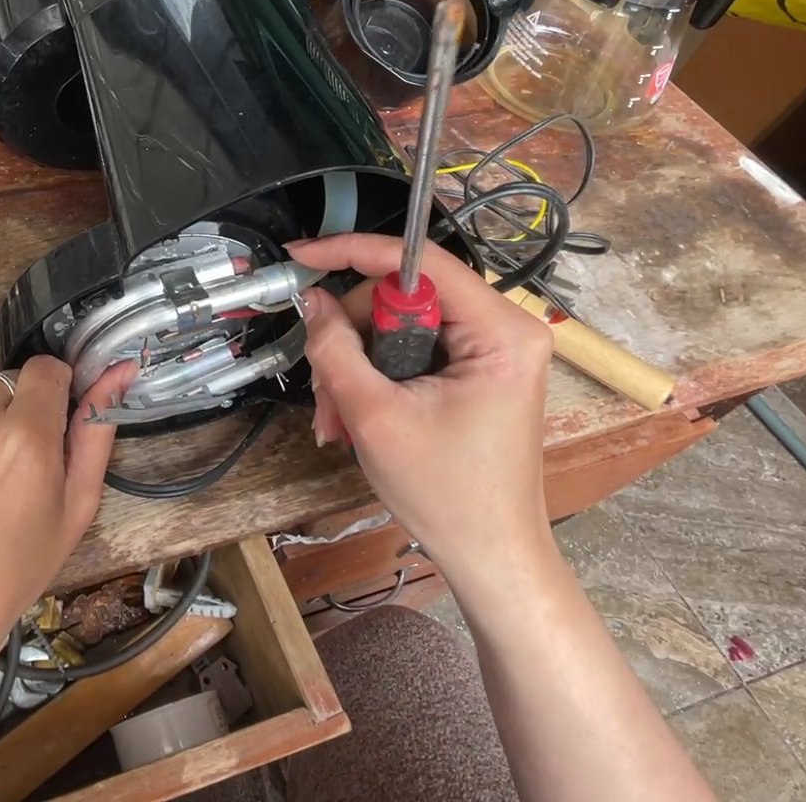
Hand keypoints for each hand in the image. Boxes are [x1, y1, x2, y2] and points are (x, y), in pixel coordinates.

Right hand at [289, 233, 554, 577]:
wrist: (489, 554)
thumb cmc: (447, 494)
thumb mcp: (374, 415)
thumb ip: (335, 348)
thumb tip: (312, 301)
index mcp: (501, 331)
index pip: (418, 261)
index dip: (353, 252)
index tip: (303, 255)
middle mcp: (503, 329)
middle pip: (400, 297)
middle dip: (351, 340)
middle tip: (326, 390)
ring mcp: (489, 351)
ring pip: (396, 326)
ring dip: (355, 367)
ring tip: (338, 417)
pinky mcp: (474, 371)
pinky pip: (408, 350)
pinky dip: (373, 378)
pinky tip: (355, 416)